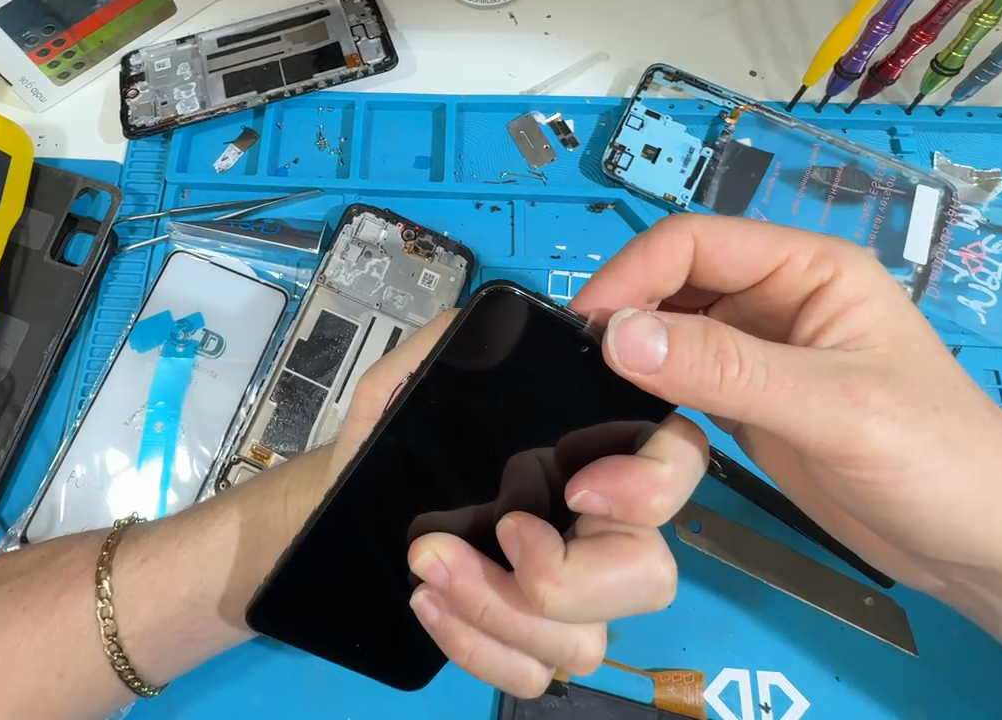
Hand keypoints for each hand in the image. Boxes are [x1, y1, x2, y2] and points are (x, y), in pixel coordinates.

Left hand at [302, 311, 706, 696]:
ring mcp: (557, 595)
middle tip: (502, 536)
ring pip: (587, 641)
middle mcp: (583, 525)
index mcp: (574, 452)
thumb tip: (481, 323)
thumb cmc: (378, 442)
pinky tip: (428, 604)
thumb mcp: (396, 385)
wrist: (331, 507)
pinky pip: (531, 676)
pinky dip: (479, 648)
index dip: (650, 485)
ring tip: (427, 565)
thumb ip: (438, 348)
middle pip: (648, 574)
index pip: (670, 463)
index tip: (574, 488)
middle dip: (573, 575)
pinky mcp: (518, 642)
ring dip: (503, 609)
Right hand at [569, 215, 1001, 597]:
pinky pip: (677, 375)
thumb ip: (723, 369)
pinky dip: (646, 387)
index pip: (692, 242)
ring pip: (667, 327)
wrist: (991, 561)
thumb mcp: (834, 409)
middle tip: (580, 364)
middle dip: (625, 312)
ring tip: (592, 388)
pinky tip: (625, 411)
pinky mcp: (744, 396)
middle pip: (672, 280)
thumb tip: (616, 336)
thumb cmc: (941, 465)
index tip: (586, 327)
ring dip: (630, 352)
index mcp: (805, 268)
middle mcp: (774, 296)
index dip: (633, 273)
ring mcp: (756, 348)